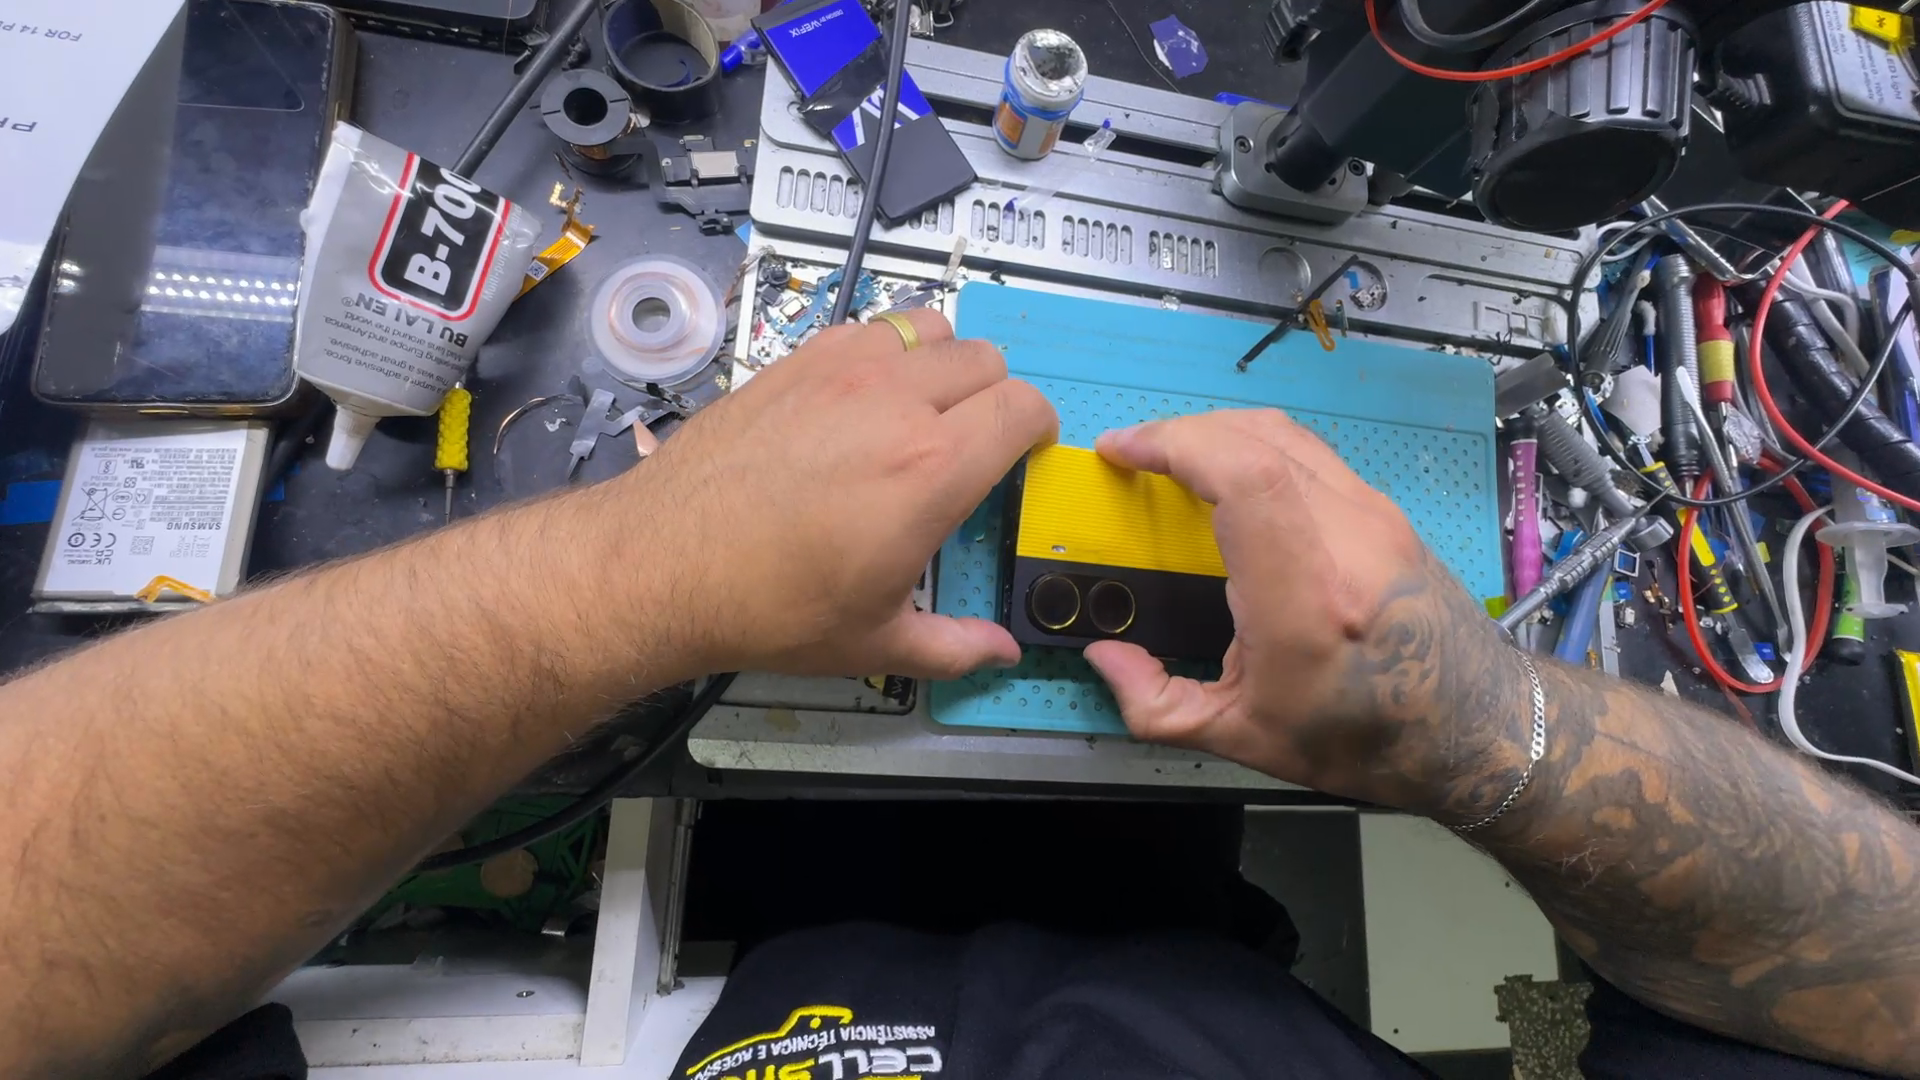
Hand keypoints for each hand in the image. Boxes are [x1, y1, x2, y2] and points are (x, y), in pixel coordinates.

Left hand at [624, 310, 1057, 679]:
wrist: (661, 564)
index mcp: (933, 468)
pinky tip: (858, 399)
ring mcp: (841, 369)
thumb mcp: (876, 644)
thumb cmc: (775, 609)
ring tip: (919, 409)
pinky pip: (869, 327)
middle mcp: (897, 400)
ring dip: (943, 363)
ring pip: (929, 328)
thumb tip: (1005, 654)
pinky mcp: (795, 359)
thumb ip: (956, 647)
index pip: (1024, 406)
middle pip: (985, 359)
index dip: (1038, 426)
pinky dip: (886, 352)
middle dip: (995, 396)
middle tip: (970, 442)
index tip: (1025, 453)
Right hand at [1082, 409, 1526, 816]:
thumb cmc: (1358, 736)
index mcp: (1307, 600)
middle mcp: (1349, 540)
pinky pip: (1304, 449)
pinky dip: (1247, 443)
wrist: (1476, 726)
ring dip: (1212, 431)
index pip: (1246, 478)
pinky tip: (1222, 472)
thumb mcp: (1243, 737)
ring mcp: (1373, 515)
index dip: (1173, 446)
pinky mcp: (1382, 508)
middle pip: (1256, 438)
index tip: (1120, 452)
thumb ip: (1154, 703)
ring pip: (1282, 432)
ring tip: (1168, 455)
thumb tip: (1102, 653)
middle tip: (1131, 454)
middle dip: (1178, 433)